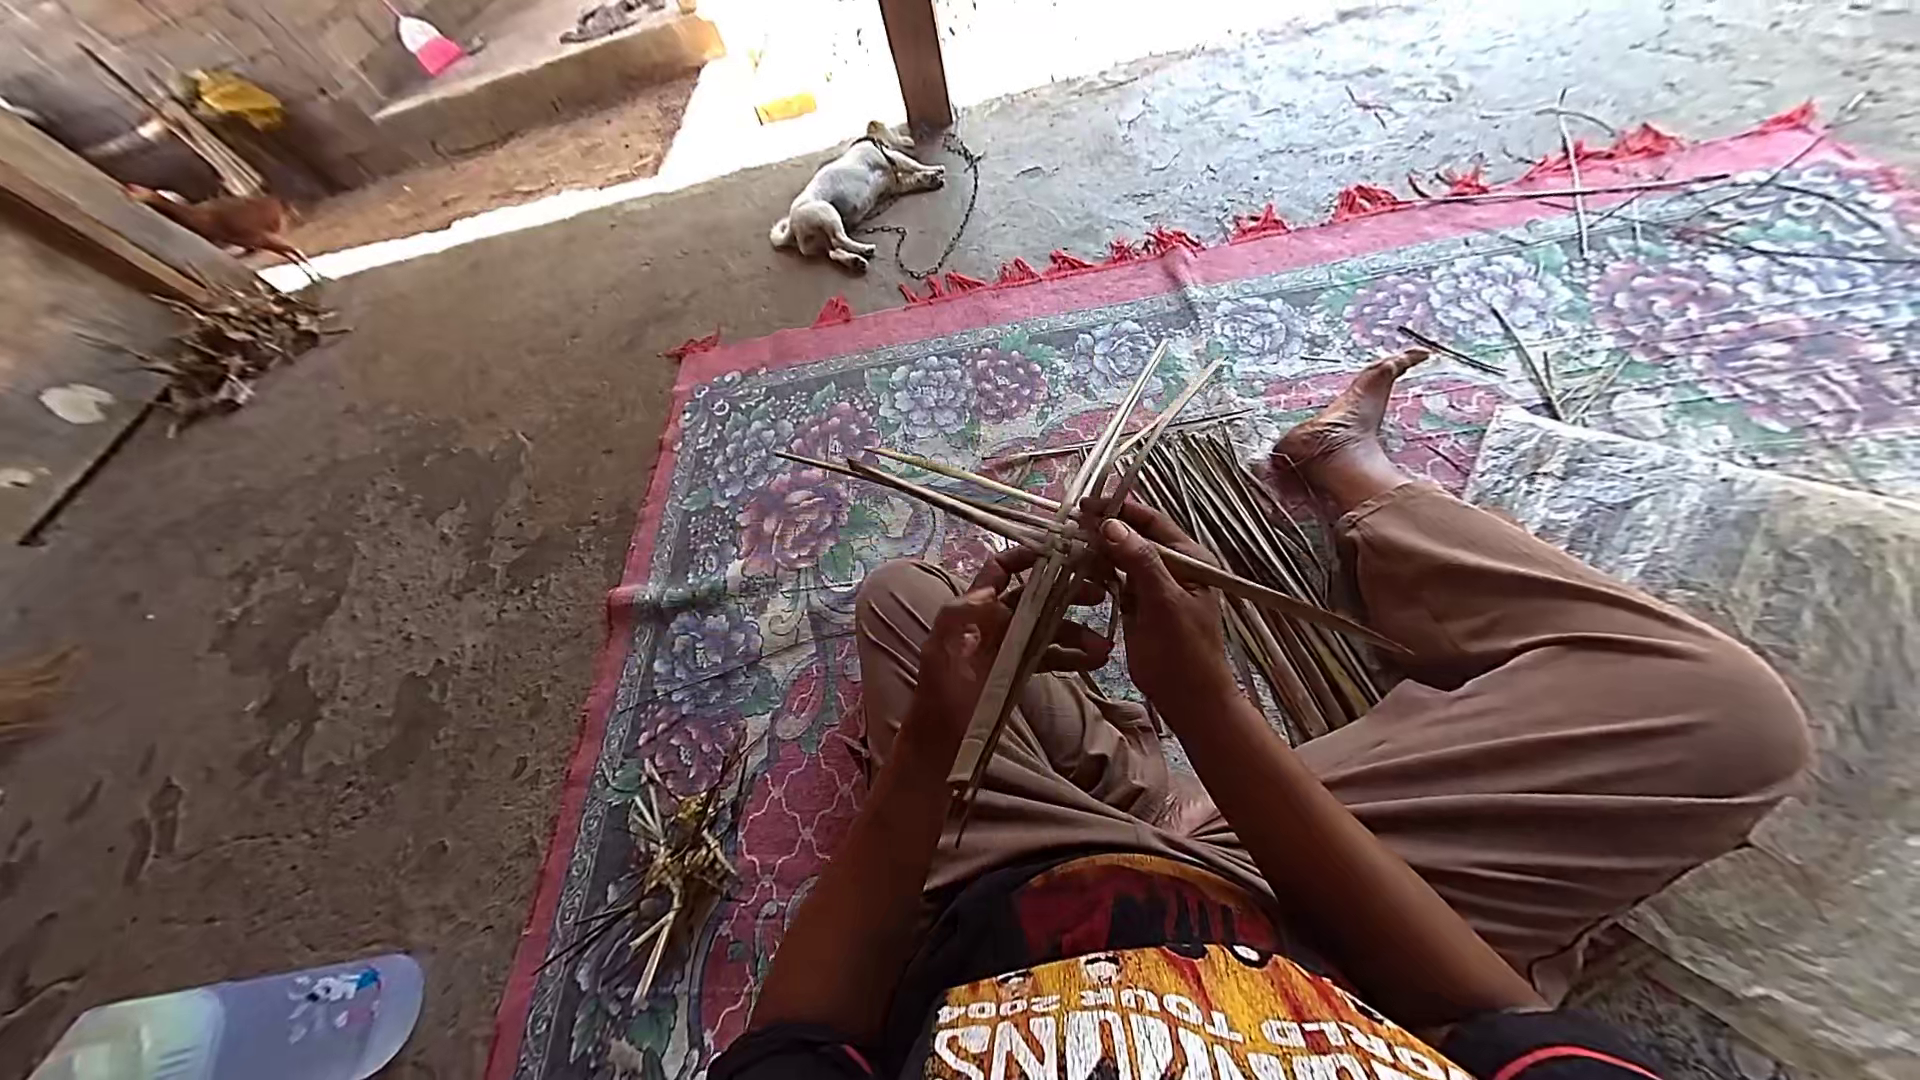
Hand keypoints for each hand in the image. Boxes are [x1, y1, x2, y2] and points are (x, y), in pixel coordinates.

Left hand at [910, 546, 1112, 744]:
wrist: (944, 740)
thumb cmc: (943, 692)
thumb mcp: (945, 647)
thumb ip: (965, 612)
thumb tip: (995, 587)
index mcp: (973, 607)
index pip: (999, 569)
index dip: (1027, 556)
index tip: (1062, 554)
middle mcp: (993, 620)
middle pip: (1035, 595)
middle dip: (1067, 592)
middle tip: (1099, 596)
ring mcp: (1008, 644)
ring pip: (1048, 626)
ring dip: (1076, 631)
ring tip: (1103, 647)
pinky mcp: (1018, 668)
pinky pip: (1049, 653)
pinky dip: (1071, 655)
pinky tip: (1093, 660)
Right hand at [1087, 499, 1238, 712]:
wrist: (1188, 698)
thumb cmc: (1185, 651)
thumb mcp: (1165, 602)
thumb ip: (1140, 561)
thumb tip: (1111, 525)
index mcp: (1189, 559)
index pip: (1153, 522)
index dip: (1121, 510)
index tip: (1088, 505)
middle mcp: (1172, 565)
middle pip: (1134, 536)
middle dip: (1104, 528)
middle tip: (1070, 523)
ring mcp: (1153, 584)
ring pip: (1121, 556)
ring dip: (1098, 548)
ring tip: (1068, 541)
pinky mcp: (1137, 603)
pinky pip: (1115, 578)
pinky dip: (1097, 570)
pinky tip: (1077, 565)